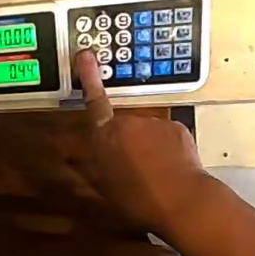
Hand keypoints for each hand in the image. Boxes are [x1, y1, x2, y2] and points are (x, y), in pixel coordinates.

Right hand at [73, 49, 221, 236]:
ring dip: (149, 146)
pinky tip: (171, 168)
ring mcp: (156, 123)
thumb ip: (89, 169)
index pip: (94, 101)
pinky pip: (168, 136)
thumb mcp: (105, 189)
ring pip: (147, 132)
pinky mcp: (178, 128)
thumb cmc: (137, 200)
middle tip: (134, 170)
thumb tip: (72, 160)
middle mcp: (129, 123)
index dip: (89, 77)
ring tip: (155, 174)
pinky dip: (168, 148)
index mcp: (105, 136)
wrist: (182, 201)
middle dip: (127, 142)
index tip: (86, 54)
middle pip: (124, 126)